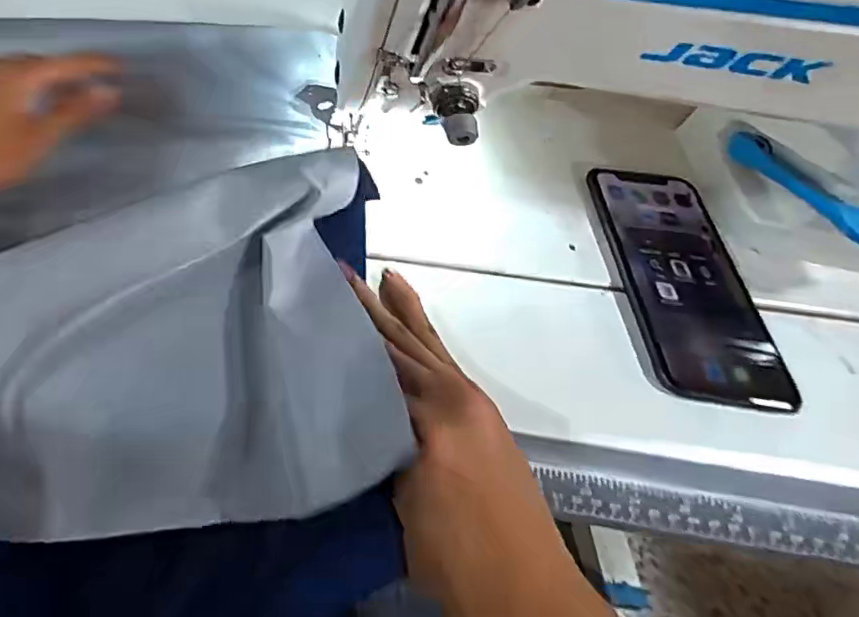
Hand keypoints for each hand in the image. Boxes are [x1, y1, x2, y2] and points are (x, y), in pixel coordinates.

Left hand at [0, 54, 120, 212]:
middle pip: (46, 63)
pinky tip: (28, 107)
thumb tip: (108, 92)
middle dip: (72, 74)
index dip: (98, 66)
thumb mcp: (36, 140)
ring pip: (24, 71)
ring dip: (48, 81)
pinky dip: (26, 87)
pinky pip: (5, 78)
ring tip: (67, 100)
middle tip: (96, 91)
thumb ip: (73, 112)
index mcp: (19, 72)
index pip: (70, 62)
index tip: (121, 69)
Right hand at [345, 265, 590, 615]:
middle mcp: (457, 397)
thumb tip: (364, 404)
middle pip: (407, 342)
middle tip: (344, 274)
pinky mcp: (482, 418)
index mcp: (436, 413)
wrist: (531, 594)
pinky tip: (417, 330)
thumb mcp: (406, 500)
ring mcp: (474, 404)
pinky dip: (427, 338)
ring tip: (387, 279)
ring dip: (404, 314)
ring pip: (430, 347)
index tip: (327, 298)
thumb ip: (386, 440)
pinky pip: (445, 362)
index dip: (354, 328)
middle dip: (374, 308)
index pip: (385, 357)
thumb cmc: (461, 556)